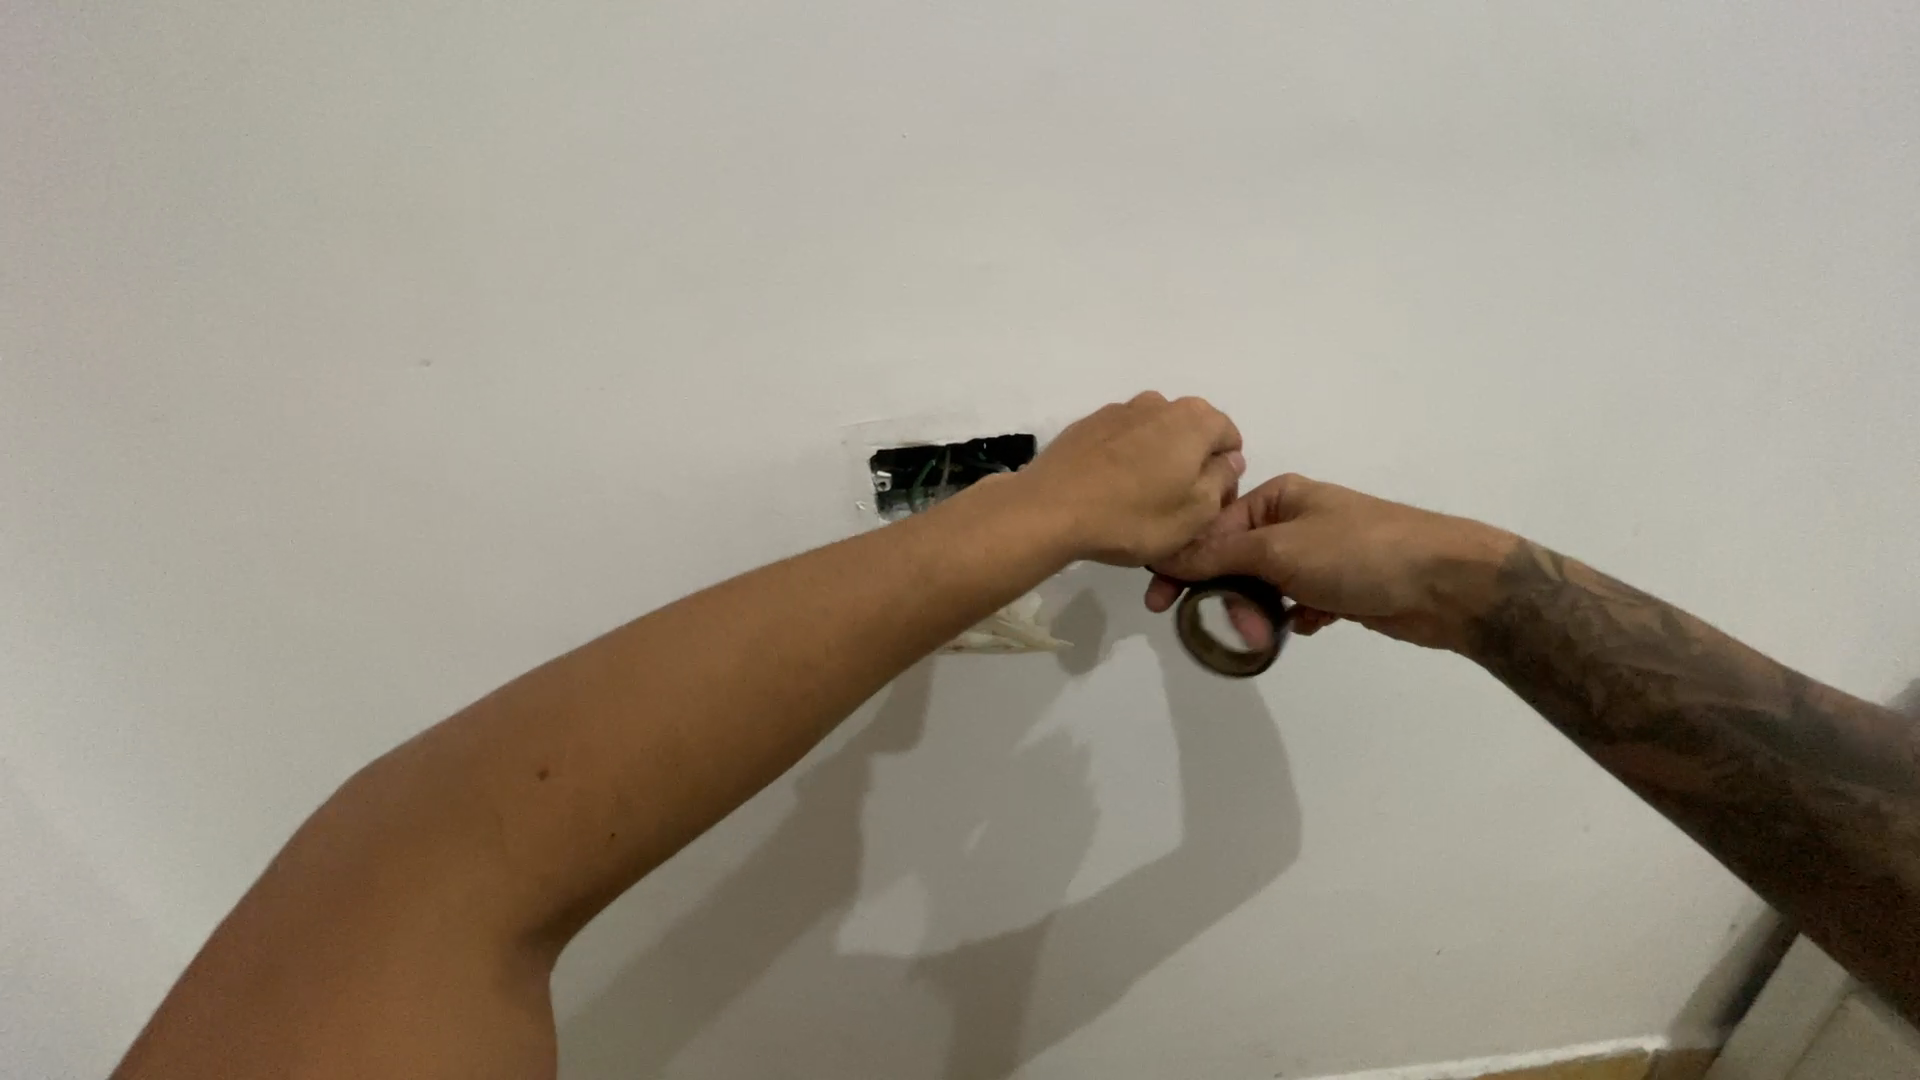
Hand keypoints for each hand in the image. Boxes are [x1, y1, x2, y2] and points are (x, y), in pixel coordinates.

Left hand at [1014, 392, 1245, 566]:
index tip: (1205, 508)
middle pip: (1189, 434)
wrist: (1049, 511)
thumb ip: (1221, 480)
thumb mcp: (1195, 513)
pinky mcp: (1084, 426)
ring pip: (1152, 436)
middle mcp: (1158, 403)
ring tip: (1134, 501)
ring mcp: (1116, 411)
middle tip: (1171, 508)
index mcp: (1195, 419)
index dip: (1224, 475)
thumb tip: (1228, 460)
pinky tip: (1106, 492)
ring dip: (1152, 462)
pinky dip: (1120, 461)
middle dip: (1188, 465)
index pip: (1229, 439)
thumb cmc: (1132, 517)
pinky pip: (1117, 442)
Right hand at [1144, 473, 1515, 651]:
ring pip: (1262, 586)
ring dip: (1256, 612)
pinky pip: (1293, 602)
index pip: (1210, 529)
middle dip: (1223, 595)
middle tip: (1212, 626)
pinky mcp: (1337, 586)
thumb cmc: (1359, 552)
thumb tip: (1164, 557)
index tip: (1158, 601)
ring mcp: (1316, 554)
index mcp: (1276, 498)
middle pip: (1233, 560)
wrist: (1450, 584)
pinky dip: (1290, 617)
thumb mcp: (1278, 549)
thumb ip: (1217, 556)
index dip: (1181, 564)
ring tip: (1263, 635)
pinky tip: (1300, 627)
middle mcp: (1292, 521)